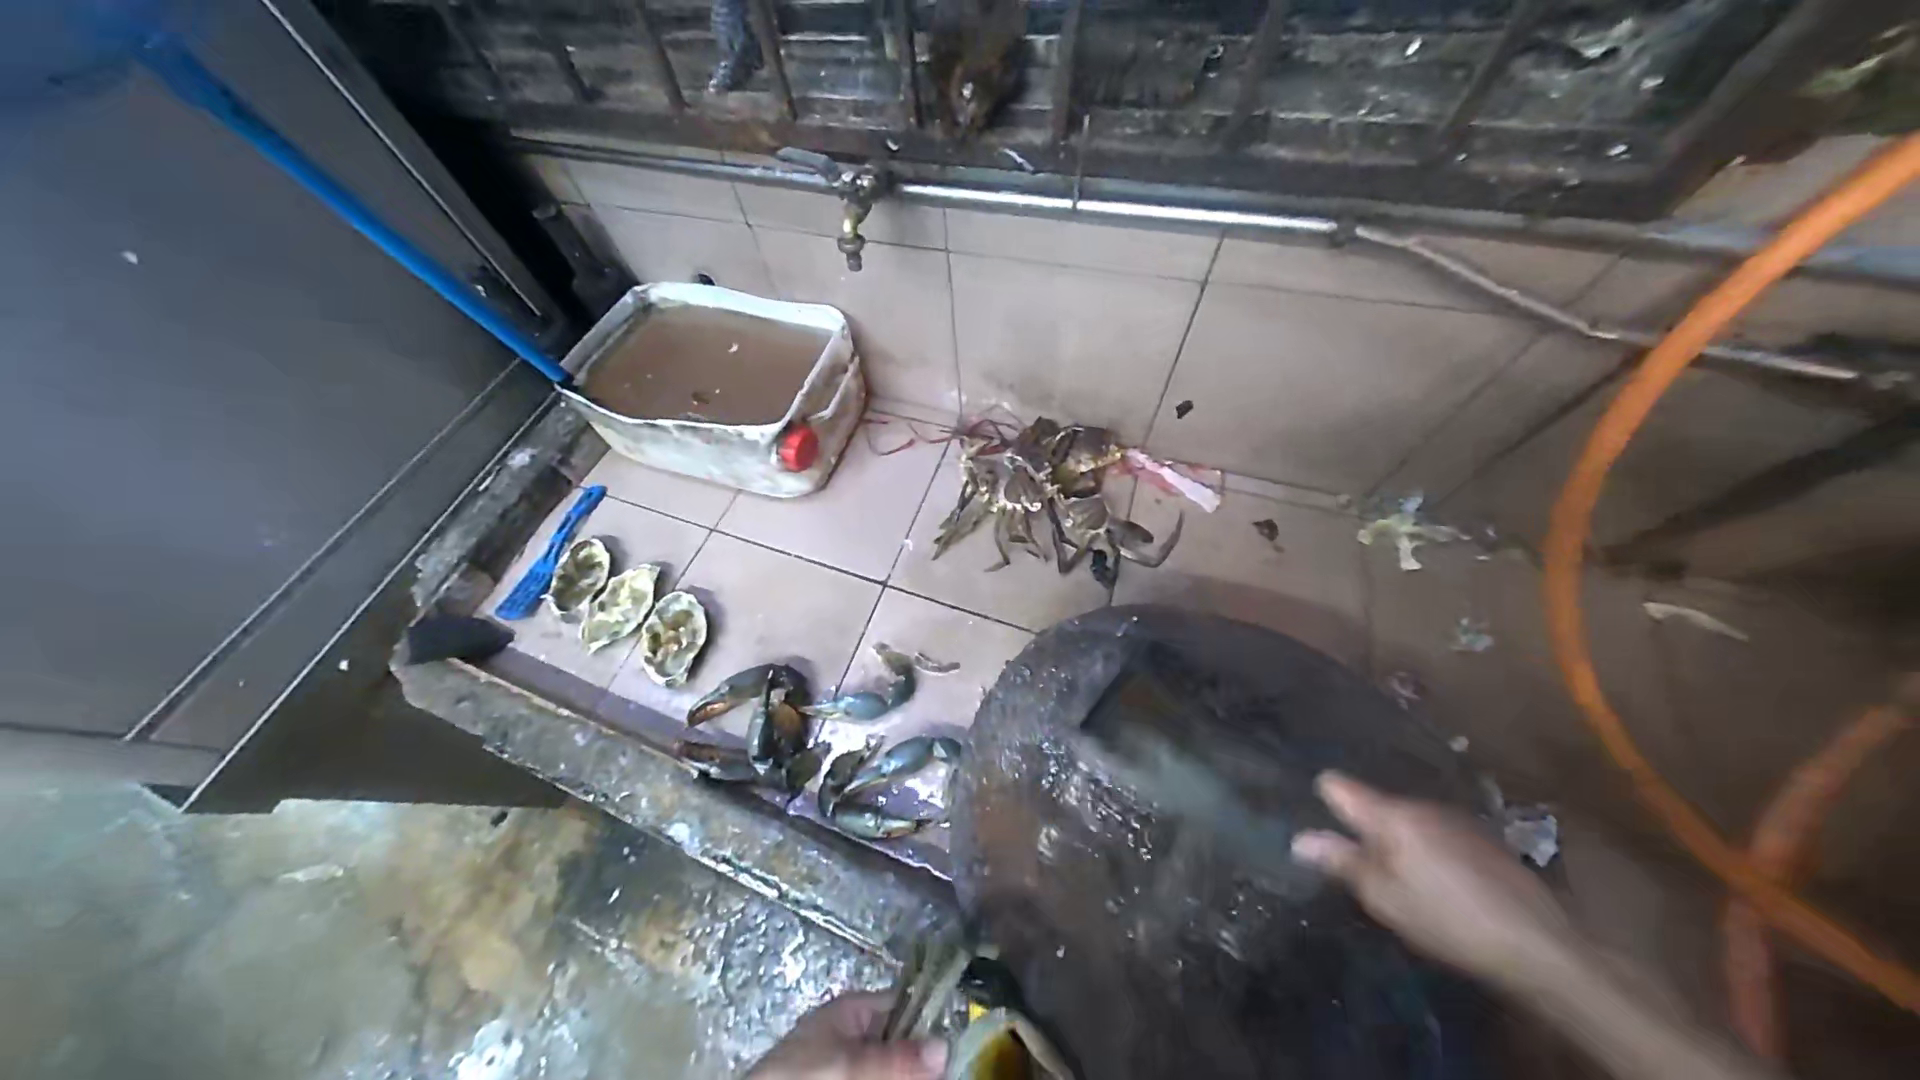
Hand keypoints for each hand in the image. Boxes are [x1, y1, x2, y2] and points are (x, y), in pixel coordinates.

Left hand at [746, 991, 948, 1079]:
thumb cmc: (800, 1078)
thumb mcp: (849, 1065)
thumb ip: (897, 1059)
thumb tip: (946, 1046)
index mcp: (852, 1012)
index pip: (902, 1006)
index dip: (928, 1025)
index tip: (953, 1052)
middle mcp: (852, 1037)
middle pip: (899, 1044)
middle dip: (918, 1063)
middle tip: (942, 1076)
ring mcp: (846, 1066)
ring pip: (889, 1067)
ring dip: (909, 1073)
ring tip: (928, 1078)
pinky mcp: (842, 1079)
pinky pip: (874, 1075)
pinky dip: (889, 1076)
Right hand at [1291, 771, 1575, 987]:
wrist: (1543, 947)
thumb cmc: (1448, 920)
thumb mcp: (1384, 898)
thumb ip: (1341, 862)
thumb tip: (1299, 838)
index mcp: (1390, 814)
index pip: (1336, 785)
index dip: (1321, 797)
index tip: (1318, 822)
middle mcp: (1419, 805)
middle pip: (1374, 804)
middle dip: (1362, 828)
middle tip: (1362, 869)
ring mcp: (1454, 818)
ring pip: (1407, 818)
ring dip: (1397, 839)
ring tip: (1403, 879)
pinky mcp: (1482, 837)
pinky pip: (1435, 831)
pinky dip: (1427, 848)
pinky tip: (1441, 883)